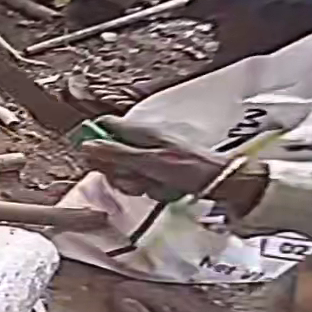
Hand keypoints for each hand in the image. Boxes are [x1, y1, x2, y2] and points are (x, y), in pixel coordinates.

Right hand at [81, 117, 267, 214]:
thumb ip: (114, 152)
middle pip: (105, 151)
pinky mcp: (154, 169)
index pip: (102, 124)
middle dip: (111, 167)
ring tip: (148, 183)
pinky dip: (141, 185)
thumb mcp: (148, 161)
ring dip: (128, 180)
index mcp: (140, 132)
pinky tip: (157, 187)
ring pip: (118, 167)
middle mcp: (141, 141)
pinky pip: (133, 177)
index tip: (90, 154)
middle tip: (127, 174)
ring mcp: (147, 155)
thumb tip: (85, 145)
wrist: (226, 184)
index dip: (90, 136)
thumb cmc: (191, 169)